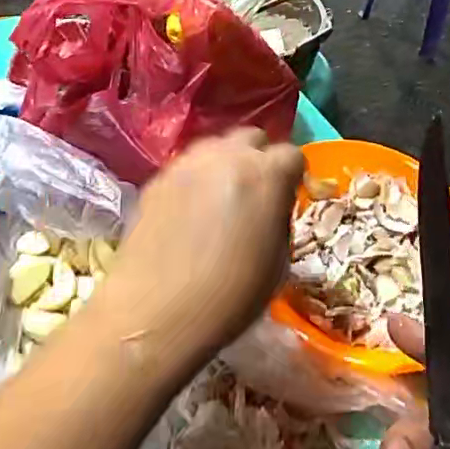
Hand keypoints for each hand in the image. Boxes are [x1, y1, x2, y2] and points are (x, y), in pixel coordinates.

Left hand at [81, 128, 303, 367]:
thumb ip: (278, 218)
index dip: (293, 175)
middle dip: (259, 158)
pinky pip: (187, 165)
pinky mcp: (159, 175)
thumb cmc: (229, 298)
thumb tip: (272, 205)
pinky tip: (190, 209)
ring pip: (216, 145)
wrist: (156, 310)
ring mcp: (188, 161)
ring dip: (226, 163)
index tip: (289, 195)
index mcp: (265, 175)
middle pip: (252, 138)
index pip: (291, 154)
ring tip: (221, 198)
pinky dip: (196, 178)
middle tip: (256, 191)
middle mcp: (226, 155)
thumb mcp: (276, 264)